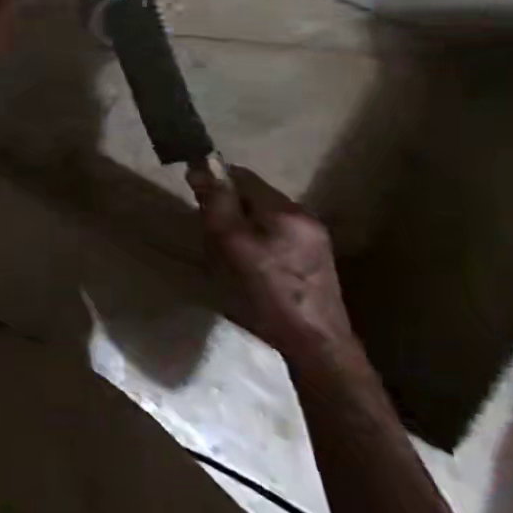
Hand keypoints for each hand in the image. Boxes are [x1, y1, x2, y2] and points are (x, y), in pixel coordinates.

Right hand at [189, 164, 358, 366]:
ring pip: (265, 217)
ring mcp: (315, 241)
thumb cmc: (264, 290)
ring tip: (228, 251)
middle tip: (211, 233)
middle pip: (254, 196)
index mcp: (286, 209)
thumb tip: (201, 165)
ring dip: (242, 225)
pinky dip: (258, 241)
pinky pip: (277, 235)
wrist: (314, 347)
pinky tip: (251, 265)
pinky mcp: (316, 262)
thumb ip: (215, 200)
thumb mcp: (228, 241)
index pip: (241, 175)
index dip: (214, 182)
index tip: (196, 202)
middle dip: (228, 207)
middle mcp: (306, 217)